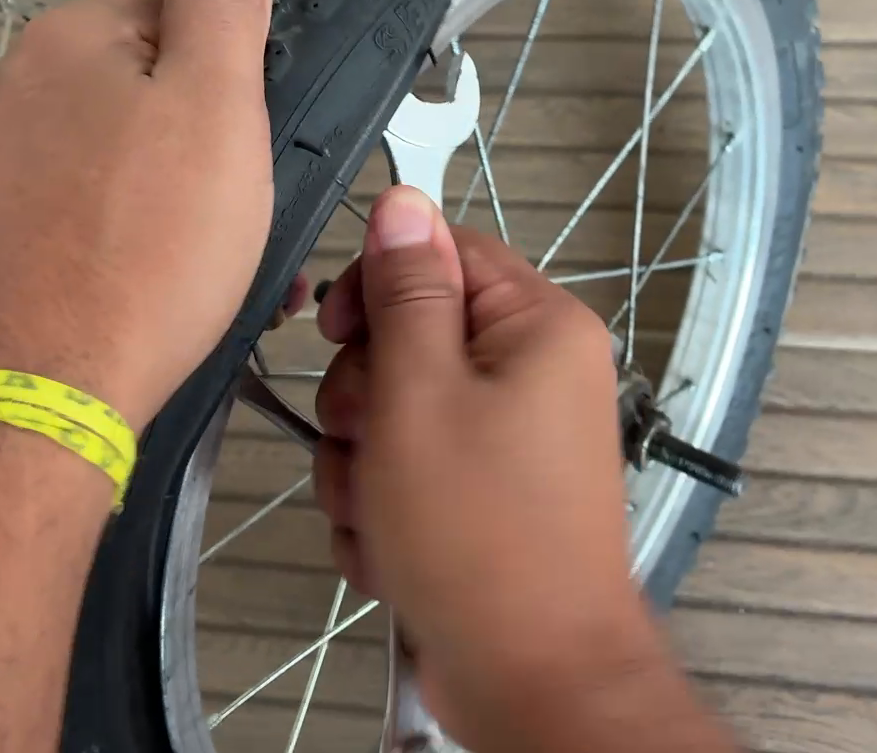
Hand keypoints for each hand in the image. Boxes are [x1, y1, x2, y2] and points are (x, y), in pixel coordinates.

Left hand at [0, 0, 279, 430]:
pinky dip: (111, 221)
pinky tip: (143, 274)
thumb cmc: (151, 247)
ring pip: (98, 144)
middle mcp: (4, 84)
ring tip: (211, 250)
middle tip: (253, 190)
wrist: (32, 395)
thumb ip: (224, 6)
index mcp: (72, 43)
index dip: (232, 35)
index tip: (267, 100)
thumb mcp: (218, 114)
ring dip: (162, 176)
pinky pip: (60, 202)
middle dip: (199, 116)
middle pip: (132, 73)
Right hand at [314, 187, 669, 747]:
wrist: (531, 674)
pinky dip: (392, 500)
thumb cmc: (480, 534)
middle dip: (369, 392)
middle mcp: (538, 367)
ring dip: (369, 459)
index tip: (336, 330)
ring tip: (380, 511)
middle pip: (419, 332)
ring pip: (407, 404)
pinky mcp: (494, 481)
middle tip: (367, 440)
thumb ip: (407, 291)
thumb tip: (403, 202)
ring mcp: (517, 428)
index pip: (448, 253)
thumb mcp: (420, 392)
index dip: (381, 282)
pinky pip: (421, 460)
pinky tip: (393, 546)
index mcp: (540, 325)